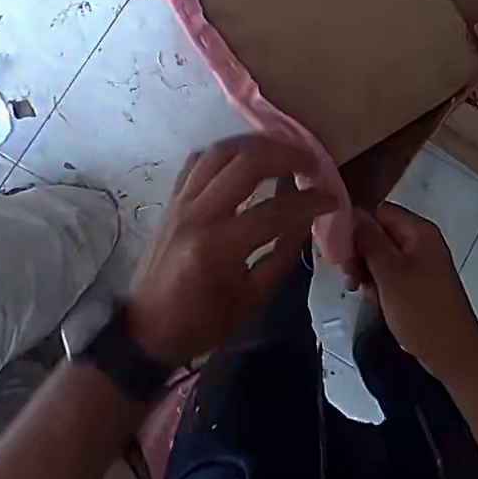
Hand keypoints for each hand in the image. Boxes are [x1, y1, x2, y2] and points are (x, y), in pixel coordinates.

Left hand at [127, 136, 338, 364]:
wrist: (145, 332)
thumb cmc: (204, 322)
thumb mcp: (253, 296)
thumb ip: (284, 251)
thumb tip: (310, 216)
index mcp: (219, 247)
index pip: (277, 209)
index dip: (311, 201)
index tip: (332, 199)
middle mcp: (198, 215)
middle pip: (248, 163)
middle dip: (287, 156)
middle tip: (311, 163)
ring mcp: (181, 203)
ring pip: (222, 152)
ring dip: (258, 146)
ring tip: (284, 153)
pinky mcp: (172, 200)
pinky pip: (199, 161)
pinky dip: (228, 153)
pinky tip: (247, 159)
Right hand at [354, 204, 477, 388]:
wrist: (452, 351)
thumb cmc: (421, 309)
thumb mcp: (390, 273)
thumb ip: (370, 240)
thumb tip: (352, 213)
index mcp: (419, 231)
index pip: (380, 212)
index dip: (357, 226)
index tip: (339, 248)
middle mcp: (421, 241)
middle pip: (381, 233)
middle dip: (361, 251)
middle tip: (349, 274)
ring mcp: (421, 263)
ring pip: (383, 255)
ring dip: (368, 270)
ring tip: (361, 290)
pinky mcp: (418, 283)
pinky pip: (392, 273)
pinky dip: (380, 283)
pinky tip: (374, 299)